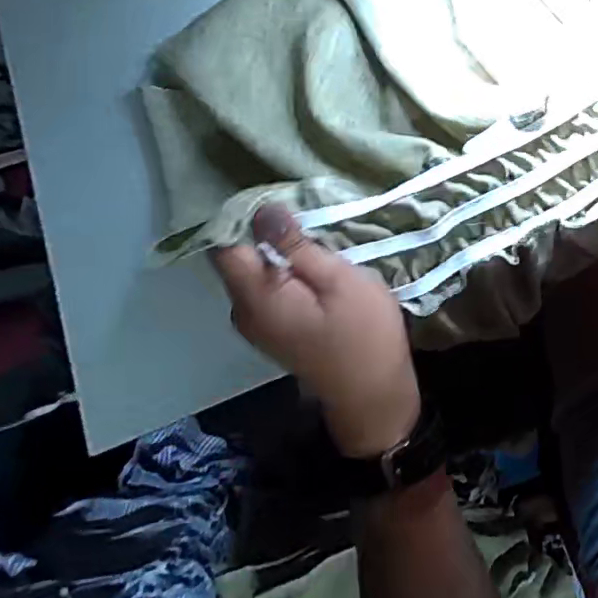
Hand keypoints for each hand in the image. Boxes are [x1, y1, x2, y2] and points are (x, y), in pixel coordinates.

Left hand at [211, 204, 419, 456]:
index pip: (224, 244)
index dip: (247, 218)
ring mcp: (257, 325)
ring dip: (284, 257)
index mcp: (255, 297)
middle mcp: (243, 311)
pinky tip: (321, 277)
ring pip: (258, 275)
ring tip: (325, 249)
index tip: (286, 205)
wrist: (373, 391)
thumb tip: (264, 210)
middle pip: (241, 259)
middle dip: (270, 236)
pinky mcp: (275, 331)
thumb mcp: (339, 280)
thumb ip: (297, 246)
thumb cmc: (363, 332)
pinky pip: (270, 291)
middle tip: (317, 226)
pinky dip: (289, 276)